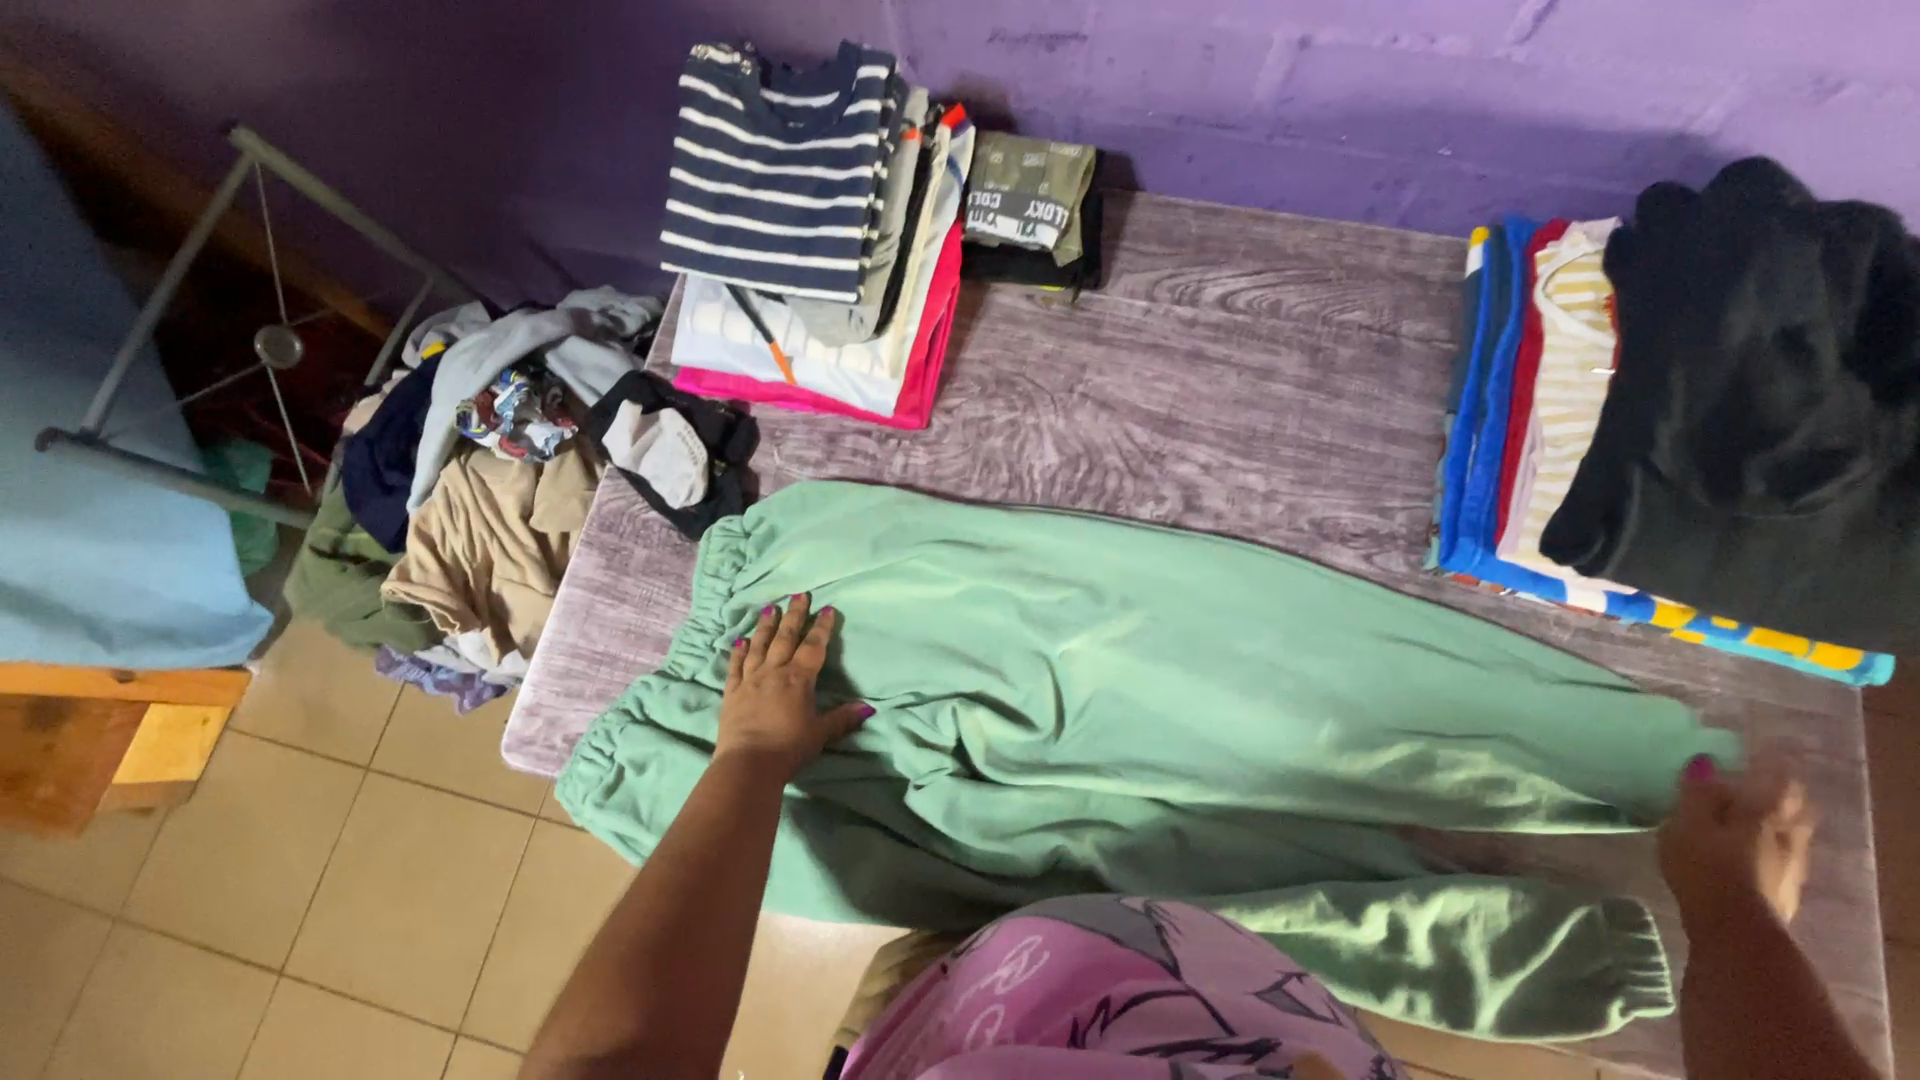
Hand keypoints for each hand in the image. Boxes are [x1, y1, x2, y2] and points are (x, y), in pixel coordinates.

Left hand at [715, 592, 870, 780]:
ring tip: (769, 608)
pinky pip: (735, 667)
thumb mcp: (820, 734)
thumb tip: (867, 708)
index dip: (822, 627)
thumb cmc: (789, 748)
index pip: (813, 647)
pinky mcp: (731, 693)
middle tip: (799, 595)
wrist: (748, 765)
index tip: (826, 609)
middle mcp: (773, 672)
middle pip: (786, 638)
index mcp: (798, 679)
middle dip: (794, 615)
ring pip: (759, 646)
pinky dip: (738, 652)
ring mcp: (750, 681)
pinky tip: (739, 641)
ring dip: (765, 626)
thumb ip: (842, 718)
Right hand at [1658, 752, 1815, 925]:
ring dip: (1781, 822)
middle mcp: (1787, 836)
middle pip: (1796, 809)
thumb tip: (1706, 761)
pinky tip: (1758, 854)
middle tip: (1762, 783)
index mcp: (1763, 815)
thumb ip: (1698, 793)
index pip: (1779, 781)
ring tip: (1758, 818)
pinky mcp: (1785, 890)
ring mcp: (1791, 866)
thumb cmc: (1705, 866)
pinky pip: (1786, 857)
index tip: (1757, 752)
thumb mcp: (1688, 823)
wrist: (1734, 928)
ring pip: (1794, 834)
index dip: (1771, 765)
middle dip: (1783, 794)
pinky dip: (1775, 846)